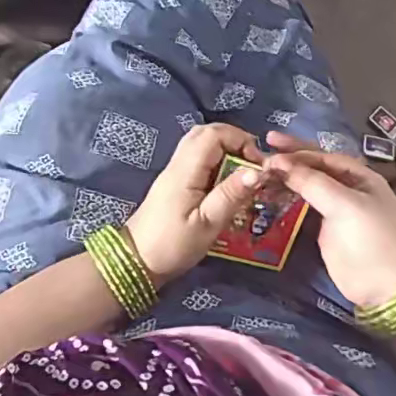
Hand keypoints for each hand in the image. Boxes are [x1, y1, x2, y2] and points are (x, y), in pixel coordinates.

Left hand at [126, 123, 268, 284]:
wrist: (137, 261)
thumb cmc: (173, 245)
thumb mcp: (207, 224)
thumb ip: (231, 195)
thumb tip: (257, 171)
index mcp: (185, 170)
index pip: (213, 134)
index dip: (241, 140)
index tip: (258, 164)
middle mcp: (178, 164)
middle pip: (206, 134)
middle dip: (235, 142)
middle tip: (252, 166)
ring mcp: (174, 172)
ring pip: (201, 145)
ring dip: (226, 152)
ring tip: (242, 175)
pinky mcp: (174, 183)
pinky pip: (197, 160)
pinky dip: (216, 163)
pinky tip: (226, 185)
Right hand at [263, 132, 395, 308]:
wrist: (387, 287)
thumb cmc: (372, 240)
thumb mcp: (346, 205)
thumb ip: (313, 183)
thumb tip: (279, 163)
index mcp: (359, 177)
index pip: (323, 156)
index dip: (296, 151)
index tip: (268, 149)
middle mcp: (348, 189)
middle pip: (314, 168)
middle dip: (289, 160)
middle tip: (260, 154)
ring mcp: (336, 210)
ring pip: (307, 187)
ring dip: (285, 180)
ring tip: (260, 175)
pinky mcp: (326, 230)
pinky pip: (304, 207)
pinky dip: (288, 199)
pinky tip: (271, 196)